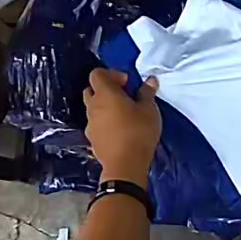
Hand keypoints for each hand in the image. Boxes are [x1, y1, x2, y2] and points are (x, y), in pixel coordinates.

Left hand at [83, 69, 160, 186]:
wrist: (125, 166)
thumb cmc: (138, 132)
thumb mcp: (149, 110)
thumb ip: (147, 92)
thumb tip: (150, 80)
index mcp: (104, 94)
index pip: (97, 74)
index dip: (111, 74)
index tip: (126, 83)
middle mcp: (92, 106)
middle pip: (91, 90)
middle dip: (106, 90)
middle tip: (124, 96)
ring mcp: (90, 124)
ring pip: (93, 108)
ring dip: (104, 107)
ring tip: (123, 115)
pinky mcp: (92, 140)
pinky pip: (96, 124)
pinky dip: (104, 123)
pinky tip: (119, 131)